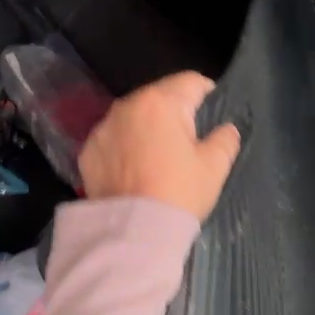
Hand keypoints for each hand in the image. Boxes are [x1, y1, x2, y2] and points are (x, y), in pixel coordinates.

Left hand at [78, 72, 240, 220]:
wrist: (132, 232)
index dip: (209, 95)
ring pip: (133, 118)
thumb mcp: (214, 168)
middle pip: (159, 97)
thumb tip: (227, 129)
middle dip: (174, 113)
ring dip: (147, 129)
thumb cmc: (179, 194)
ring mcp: (103, 128)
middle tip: (187, 143)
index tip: (215, 116)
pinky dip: (124, 148)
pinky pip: (113, 140)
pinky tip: (134, 172)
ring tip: (158, 158)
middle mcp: (127, 105)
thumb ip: (225, 140)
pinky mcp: (87, 151)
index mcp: (162, 102)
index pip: (192, 82)